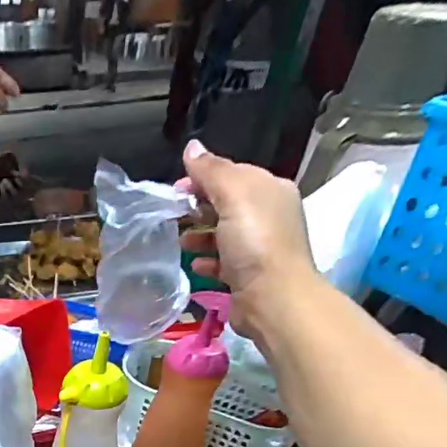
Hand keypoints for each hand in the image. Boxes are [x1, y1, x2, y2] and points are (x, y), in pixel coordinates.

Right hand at [176, 139, 319, 339]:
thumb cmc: (255, 241)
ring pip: (224, 235)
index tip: (177, 188)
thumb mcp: (233, 194)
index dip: (204, 177)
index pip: (234, 174)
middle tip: (174, 214)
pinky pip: (223, 263)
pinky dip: (208, 261)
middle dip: (200, 207)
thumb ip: (211, 170)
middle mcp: (269, 216)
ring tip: (181, 242)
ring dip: (200, 235)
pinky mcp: (248, 277)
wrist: (273, 299)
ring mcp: (259, 249)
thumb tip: (192, 148)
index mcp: (270, 190)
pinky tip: (195, 264)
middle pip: (228, 204)